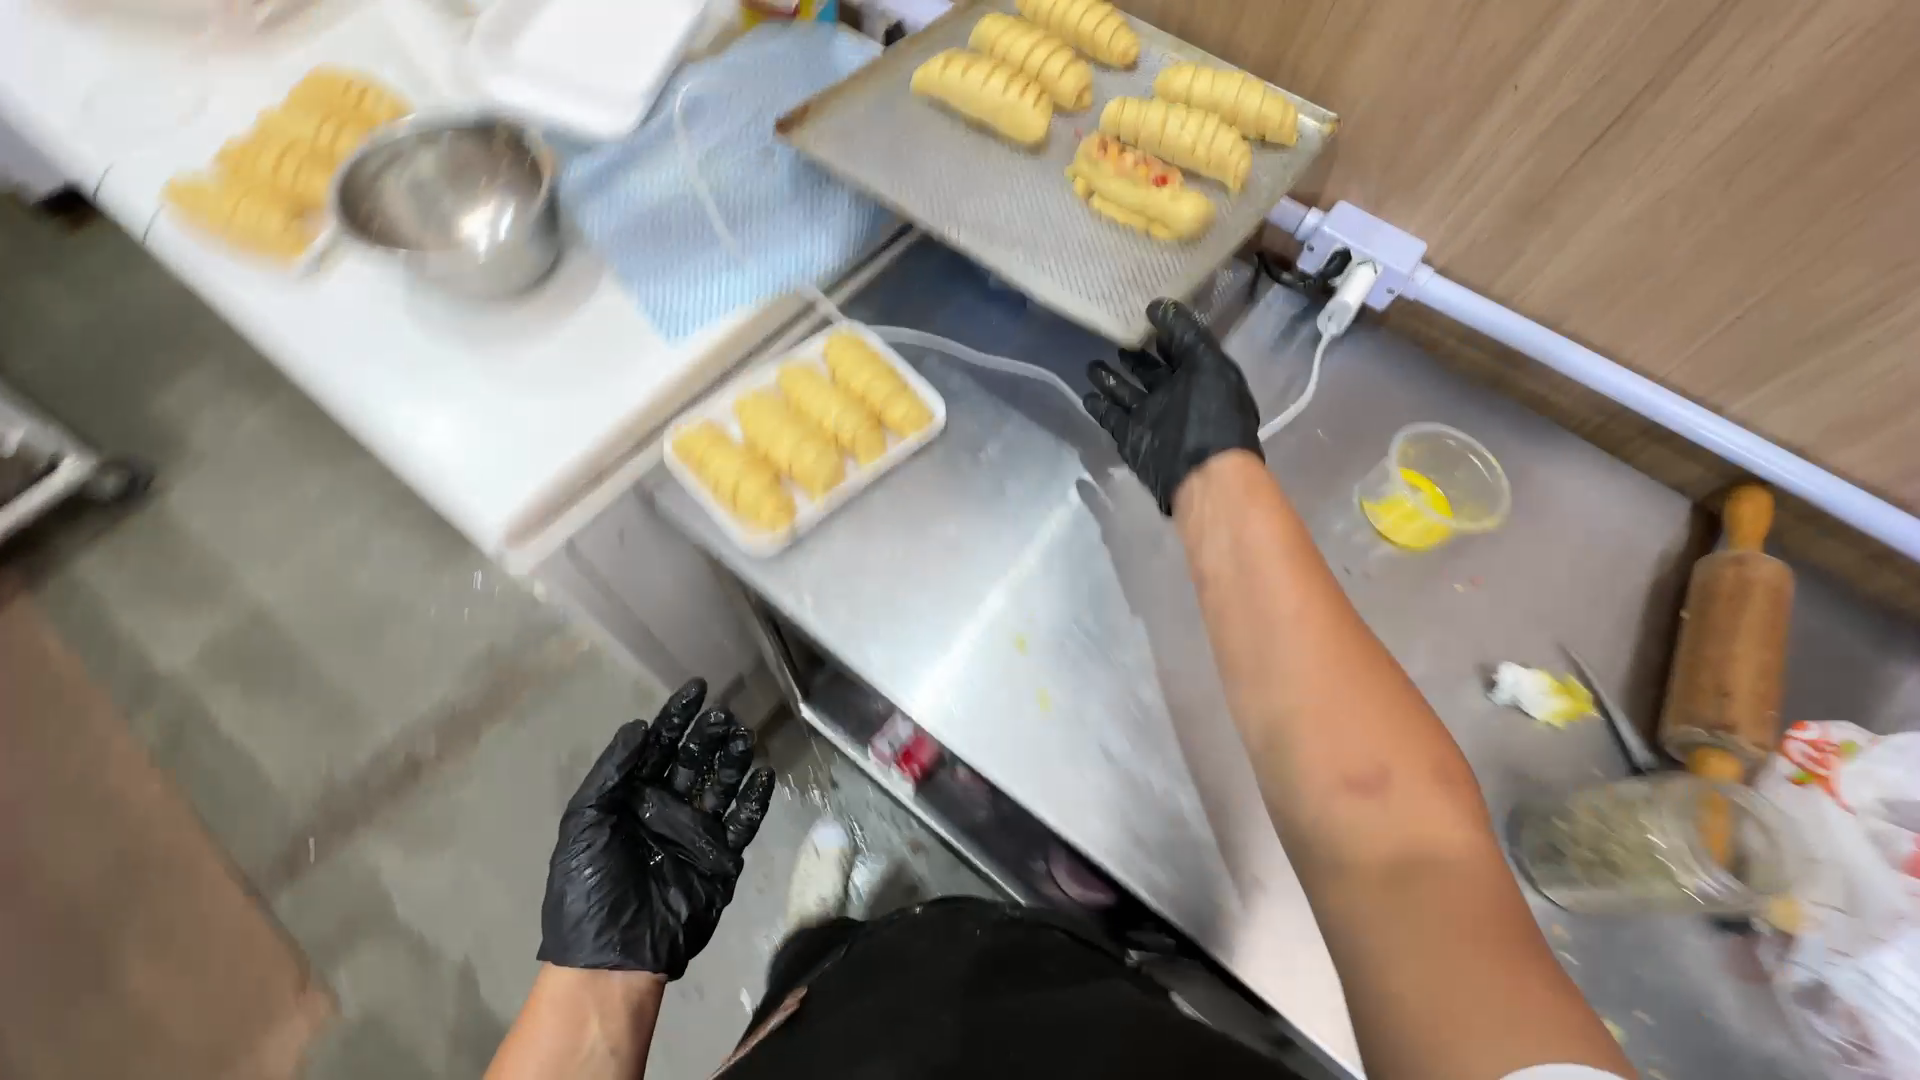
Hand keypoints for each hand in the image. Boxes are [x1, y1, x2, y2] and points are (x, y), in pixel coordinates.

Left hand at [538, 678, 774, 978]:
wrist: (613, 957)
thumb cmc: (589, 889)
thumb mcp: (583, 825)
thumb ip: (611, 774)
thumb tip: (639, 727)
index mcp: (632, 799)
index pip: (659, 747)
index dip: (677, 717)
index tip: (698, 688)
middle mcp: (667, 809)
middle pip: (695, 761)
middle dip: (710, 734)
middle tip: (726, 716)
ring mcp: (696, 832)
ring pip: (723, 785)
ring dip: (735, 759)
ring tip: (747, 736)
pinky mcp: (721, 857)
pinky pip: (744, 822)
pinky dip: (756, 799)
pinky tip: (765, 775)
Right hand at [1083, 299, 1262, 513]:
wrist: (1203, 475)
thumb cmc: (1212, 414)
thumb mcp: (1208, 362)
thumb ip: (1185, 333)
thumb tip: (1157, 306)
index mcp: (1201, 376)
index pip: (1180, 347)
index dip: (1165, 330)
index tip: (1144, 310)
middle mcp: (1176, 395)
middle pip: (1150, 371)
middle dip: (1134, 355)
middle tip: (1113, 337)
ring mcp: (1152, 418)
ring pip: (1126, 393)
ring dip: (1110, 379)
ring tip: (1091, 363)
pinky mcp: (1132, 438)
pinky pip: (1111, 418)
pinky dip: (1099, 407)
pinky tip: (1086, 395)